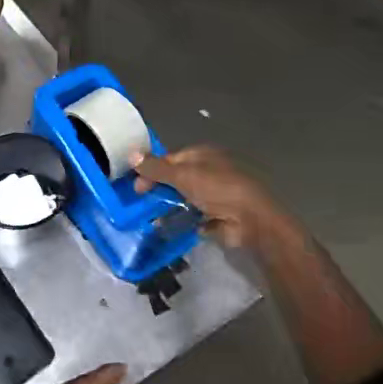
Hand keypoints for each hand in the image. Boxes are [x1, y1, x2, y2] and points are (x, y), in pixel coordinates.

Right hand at [133, 146, 297, 249]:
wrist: (251, 220)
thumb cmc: (217, 189)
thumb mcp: (183, 175)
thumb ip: (156, 167)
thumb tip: (131, 156)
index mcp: (202, 155)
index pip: (169, 158)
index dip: (151, 169)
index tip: (137, 186)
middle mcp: (208, 172)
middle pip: (175, 178)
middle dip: (158, 189)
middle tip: (142, 201)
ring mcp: (213, 195)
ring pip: (182, 198)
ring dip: (167, 206)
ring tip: (150, 217)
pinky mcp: (216, 216)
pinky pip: (192, 216)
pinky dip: (181, 221)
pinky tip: (167, 228)